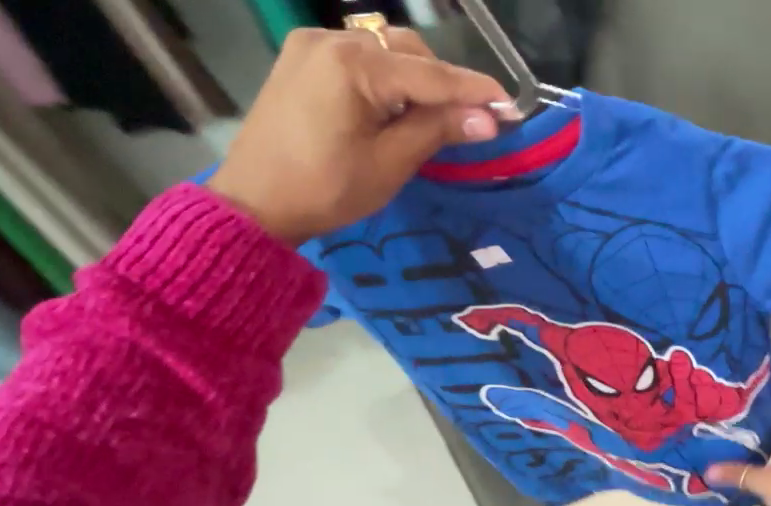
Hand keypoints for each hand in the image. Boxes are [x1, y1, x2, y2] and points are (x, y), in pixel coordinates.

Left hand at [206, 28, 512, 244]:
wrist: (258, 199)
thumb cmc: (328, 188)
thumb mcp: (391, 163)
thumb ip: (438, 131)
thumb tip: (489, 118)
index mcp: (353, 66)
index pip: (432, 74)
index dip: (476, 90)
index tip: (512, 106)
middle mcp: (332, 41)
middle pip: (409, 52)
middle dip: (446, 83)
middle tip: (474, 121)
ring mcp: (313, 46)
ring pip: (386, 52)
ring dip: (419, 80)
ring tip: (438, 118)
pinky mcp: (305, 60)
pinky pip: (362, 59)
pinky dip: (390, 79)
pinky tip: (400, 108)